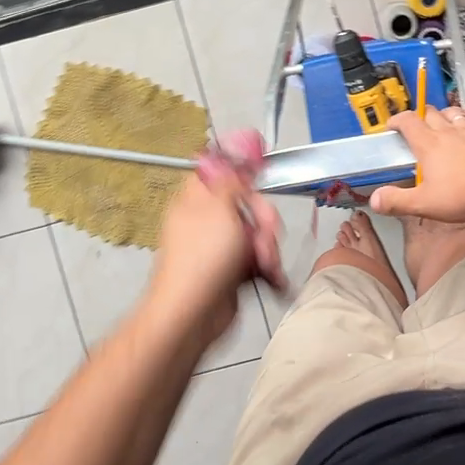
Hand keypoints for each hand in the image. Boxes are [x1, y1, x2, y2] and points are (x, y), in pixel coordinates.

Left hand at [149, 130, 285, 338]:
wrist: (194, 315)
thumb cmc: (200, 262)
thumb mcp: (220, 208)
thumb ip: (233, 178)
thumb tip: (237, 149)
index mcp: (196, 199)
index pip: (221, 171)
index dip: (242, 169)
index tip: (261, 171)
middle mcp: (207, 220)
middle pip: (248, 203)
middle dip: (263, 218)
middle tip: (263, 233)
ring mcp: (220, 246)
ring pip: (257, 232)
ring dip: (267, 246)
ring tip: (264, 263)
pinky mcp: (232, 269)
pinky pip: (258, 257)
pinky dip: (267, 266)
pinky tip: (270, 275)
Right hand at [371, 108, 464, 222]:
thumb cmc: (464, 195)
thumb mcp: (424, 204)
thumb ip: (397, 201)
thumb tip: (375, 200)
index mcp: (429, 144)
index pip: (408, 121)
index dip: (397, 120)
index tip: (392, 125)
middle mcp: (448, 131)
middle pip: (430, 112)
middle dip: (419, 116)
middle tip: (415, 126)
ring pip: (452, 112)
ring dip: (443, 114)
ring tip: (440, 122)